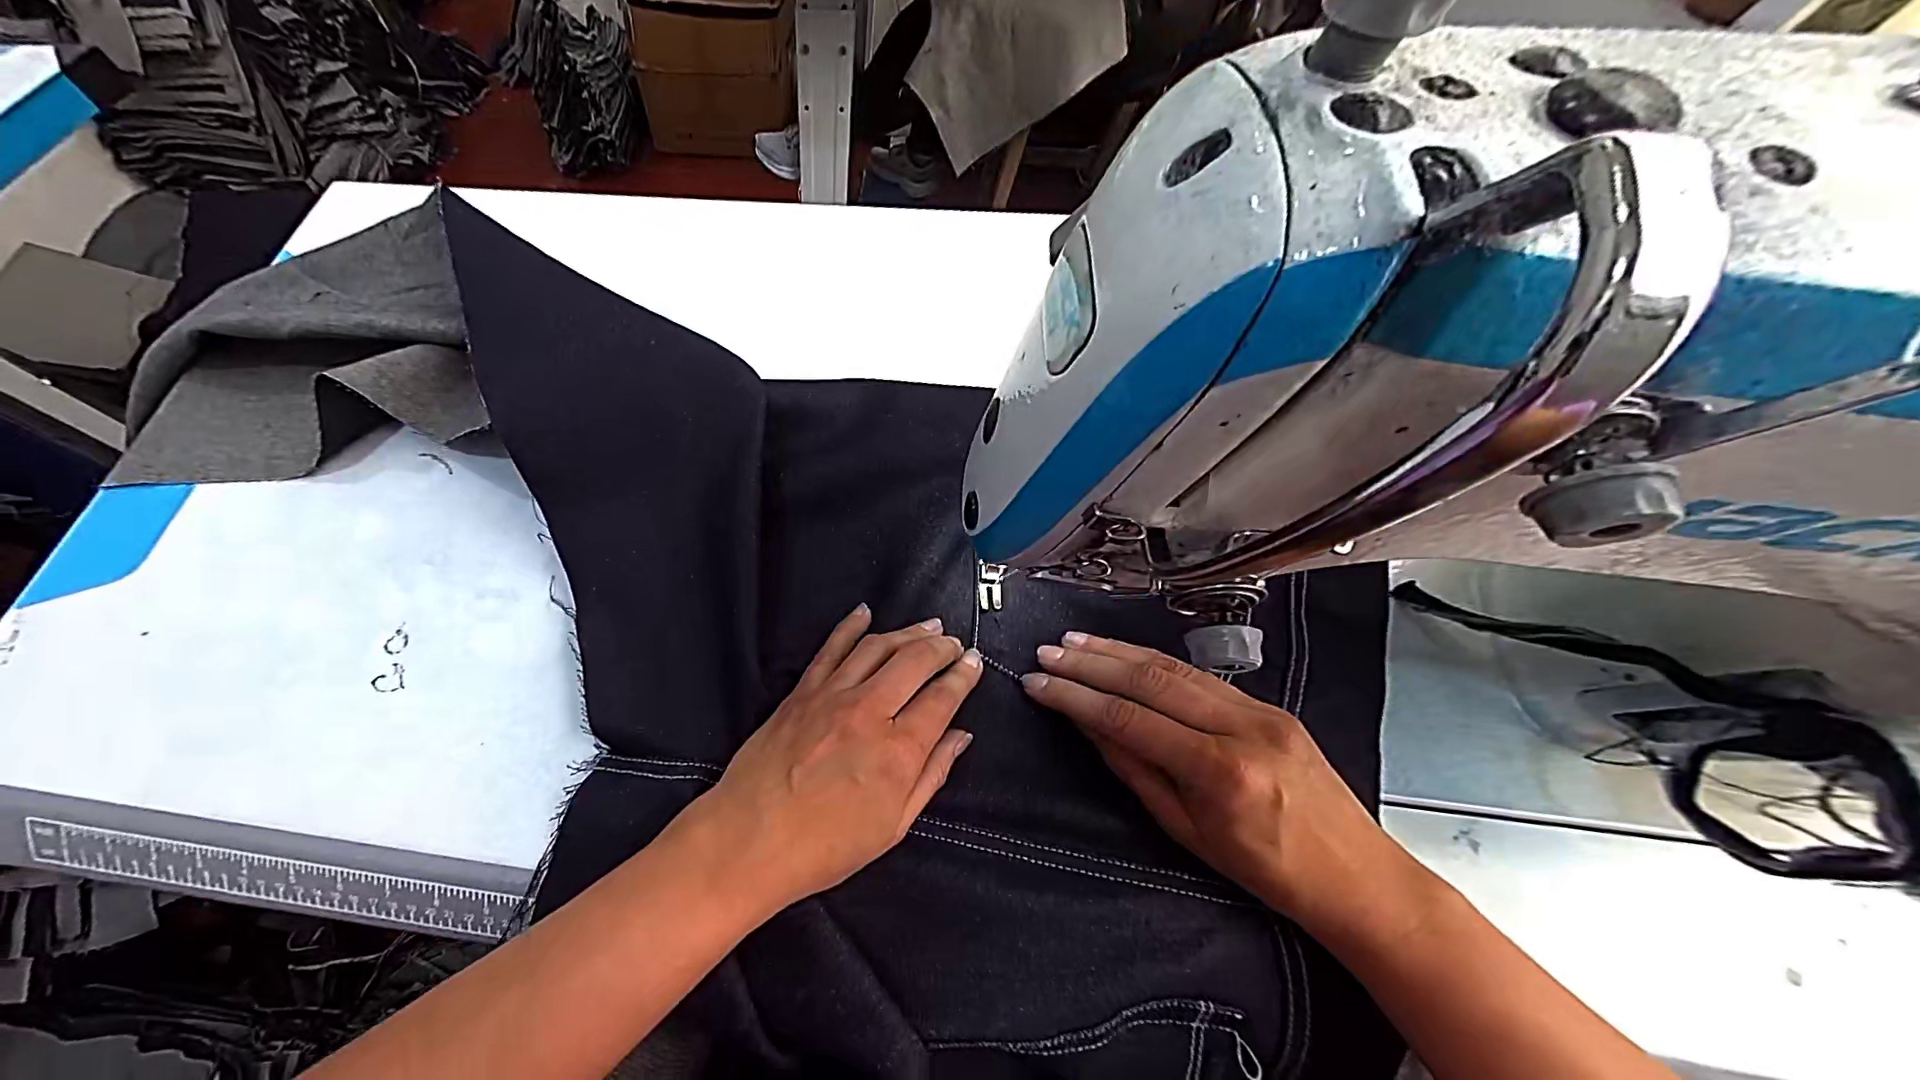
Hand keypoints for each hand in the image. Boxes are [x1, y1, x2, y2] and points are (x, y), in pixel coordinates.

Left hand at [677, 605, 981, 912]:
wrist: (748, 842)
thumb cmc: (823, 846)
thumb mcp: (893, 825)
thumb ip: (932, 775)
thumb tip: (960, 738)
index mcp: (898, 751)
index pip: (943, 697)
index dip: (964, 675)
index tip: (973, 663)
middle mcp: (869, 713)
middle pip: (916, 661)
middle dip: (942, 647)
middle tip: (954, 644)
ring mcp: (833, 697)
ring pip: (879, 647)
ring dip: (909, 632)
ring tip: (928, 627)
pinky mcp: (803, 692)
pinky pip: (831, 648)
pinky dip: (850, 626)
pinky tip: (865, 613)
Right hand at [1022, 632, 1409, 933]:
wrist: (1357, 875)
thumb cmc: (1272, 871)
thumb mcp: (1189, 832)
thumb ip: (1137, 772)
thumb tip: (1093, 728)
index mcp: (1221, 769)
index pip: (1129, 718)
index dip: (1076, 697)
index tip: (1041, 683)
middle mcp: (1243, 727)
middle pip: (1150, 679)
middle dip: (1091, 663)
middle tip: (1050, 652)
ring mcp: (1261, 709)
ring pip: (1175, 667)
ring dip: (1120, 652)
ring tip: (1078, 642)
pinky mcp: (1270, 704)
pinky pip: (1202, 676)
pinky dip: (1156, 662)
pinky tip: (1128, 654)